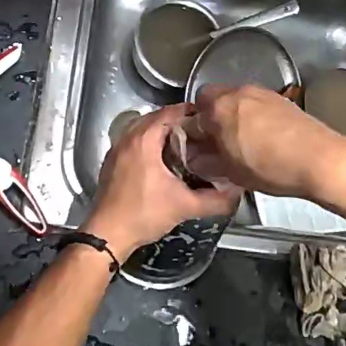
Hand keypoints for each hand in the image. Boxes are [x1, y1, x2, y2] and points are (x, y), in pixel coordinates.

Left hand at [82, 105, 240, 261]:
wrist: (108, 234)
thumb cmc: (144, 214)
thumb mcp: (185, 206)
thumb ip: (215, 199)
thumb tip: (237, 193)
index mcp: (144, 140)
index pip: (169, 113)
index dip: (189, 111)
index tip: (207, 117)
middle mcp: (127, 138)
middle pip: (154, 118)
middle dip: (176, 121)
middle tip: (199, 130)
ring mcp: (117, 149)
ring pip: (142, 129)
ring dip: (161, 131)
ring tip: (183, 142)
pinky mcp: (112, 162)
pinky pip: (133, 141)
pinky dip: (148, 142)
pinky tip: (161, 158)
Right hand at [187, 85, 345, 199]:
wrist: (320, 159)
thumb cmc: (272, 167)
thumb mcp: (232, 172)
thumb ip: (208, 161)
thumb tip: (197, 158)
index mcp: (218, 109)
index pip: (191, 118)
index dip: (191, 134)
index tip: (196, 148)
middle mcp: (236, 93)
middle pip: (210, 98)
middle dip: (209, 116)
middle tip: (215, 140)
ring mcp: (260, 92)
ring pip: (233, 98)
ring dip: (231, 113)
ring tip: (240, 140)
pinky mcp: (279, 98)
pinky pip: (253, 102)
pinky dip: (250, 114)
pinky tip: (261, 136)